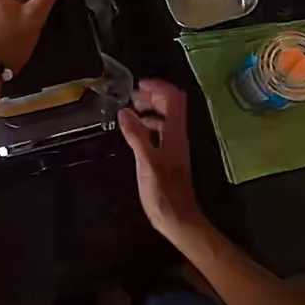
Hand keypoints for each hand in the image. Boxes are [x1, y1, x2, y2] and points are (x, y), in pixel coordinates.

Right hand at [118, 79, 204, 239]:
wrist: (179, 219)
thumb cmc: (163, 193)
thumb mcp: (146, 162)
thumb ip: (136, 135)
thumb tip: (125, 112)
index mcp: (175, 133)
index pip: (174, 98)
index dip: (158, 86)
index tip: (138, 85)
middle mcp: (178, 136)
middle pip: (171, 105)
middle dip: (152, 95)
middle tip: (132, 97)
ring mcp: (174, 147)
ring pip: (166, 118)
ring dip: (150, 110)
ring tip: (130, 112)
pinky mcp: (169, 158)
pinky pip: (160, 132)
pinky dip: (148, 126)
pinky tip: (135, 133)